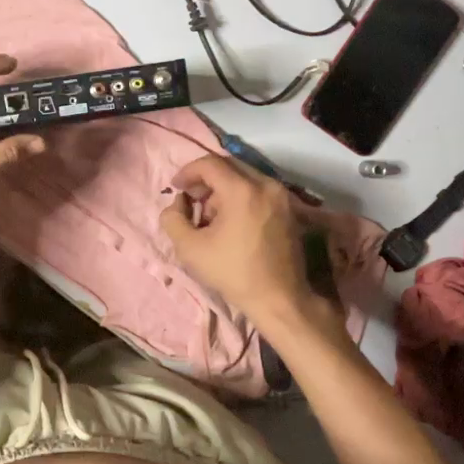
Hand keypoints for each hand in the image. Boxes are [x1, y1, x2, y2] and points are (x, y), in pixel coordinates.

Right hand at [159, 154, 325, 332]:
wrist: (279, 299)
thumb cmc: (233, 273)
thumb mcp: (190, 248)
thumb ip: (173, 219)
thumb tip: (177, 203)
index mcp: (242, 190)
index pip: (210, 164)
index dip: (188, 171)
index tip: (176, 187)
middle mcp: (266, 185)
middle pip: (229, 166)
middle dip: (206, 179)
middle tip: (191, 199)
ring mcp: (282, 196)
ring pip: (245, 177)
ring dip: (223, 189)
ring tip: (211, 216)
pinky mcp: (290, 209)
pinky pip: (259, 190)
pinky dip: (241, 196)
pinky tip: (232, 221)